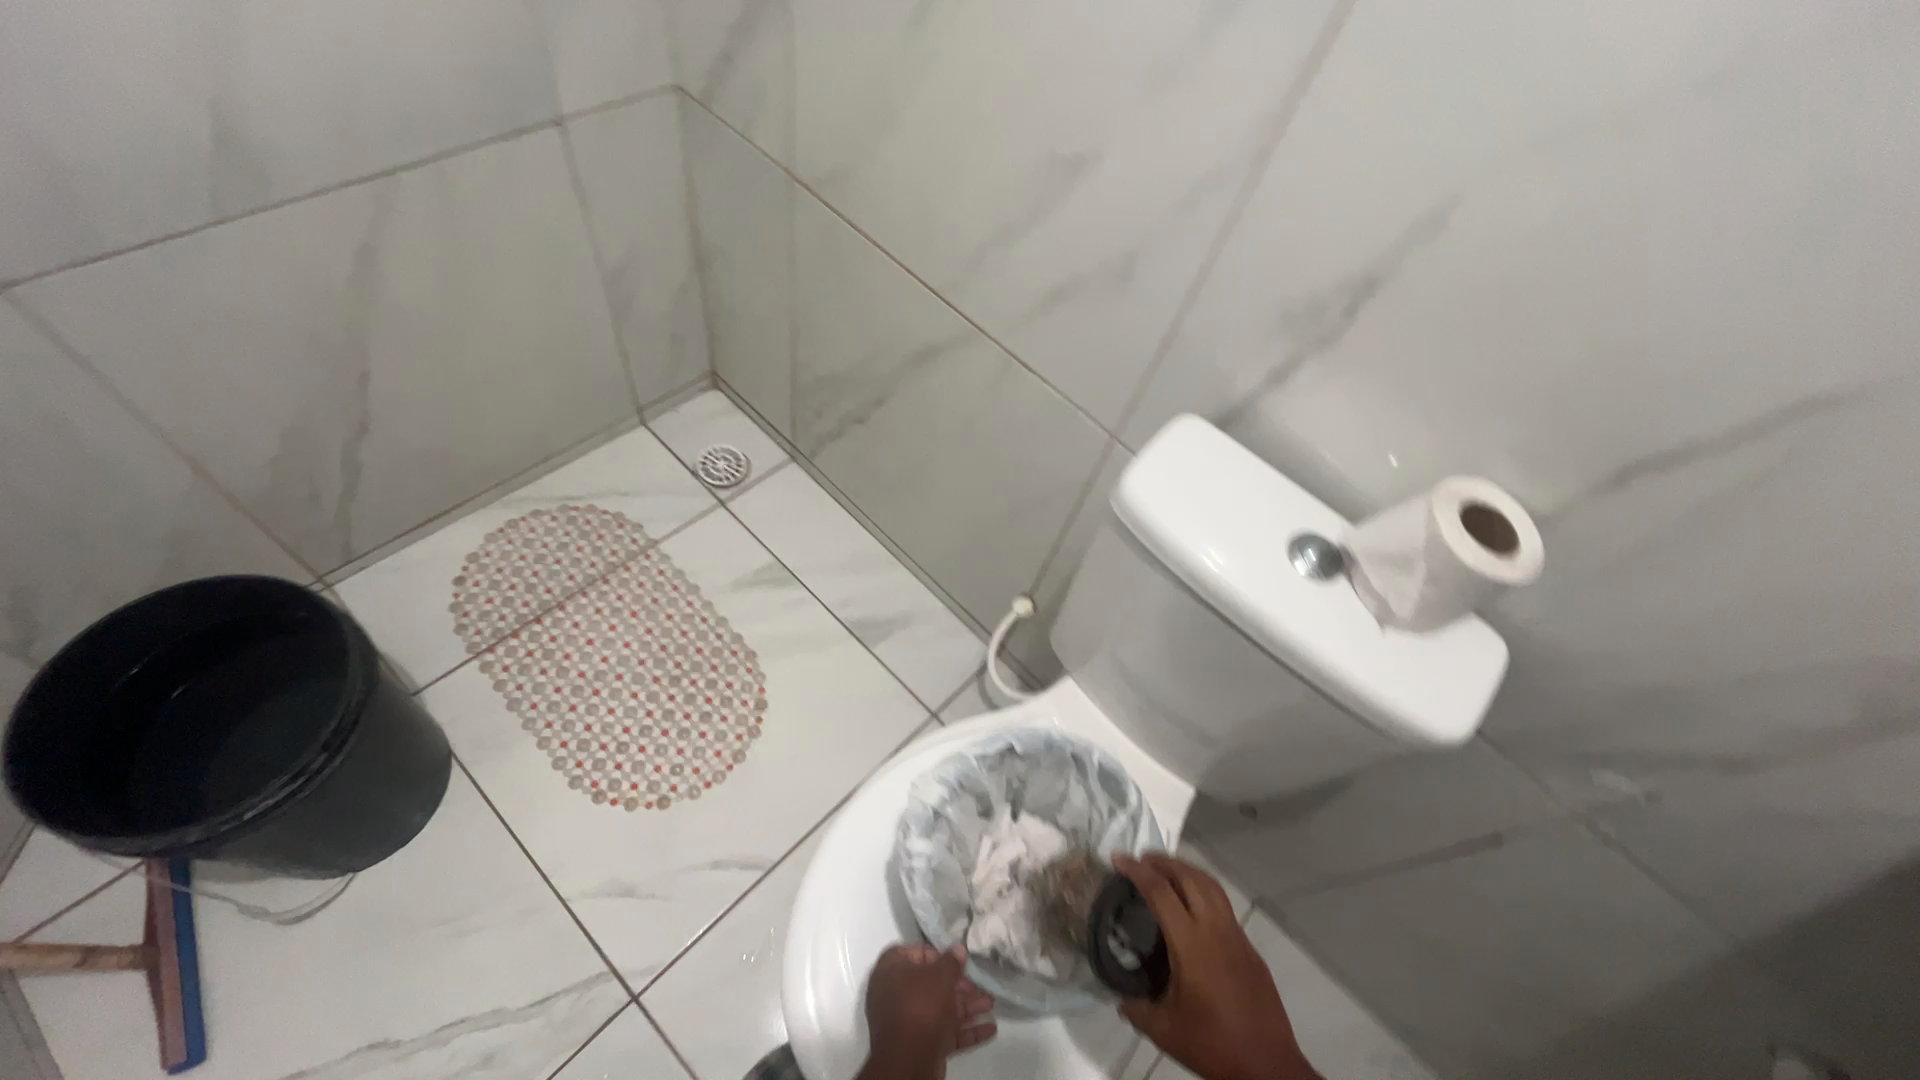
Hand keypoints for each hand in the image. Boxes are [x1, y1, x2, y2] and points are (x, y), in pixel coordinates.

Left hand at [858, 944, 997, 1079]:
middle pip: (930, 983)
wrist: (909, 1060)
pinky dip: (966, 1030)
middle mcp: (896, 995)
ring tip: (990, 1004)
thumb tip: (958, 949)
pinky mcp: (921, 1044)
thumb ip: (951, 961)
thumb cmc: (921, 1005)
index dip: (934, 953)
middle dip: (958, 985)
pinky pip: (944, 1032)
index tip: (953, 959)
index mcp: (890, 972)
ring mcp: (907, 1021)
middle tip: (978, 984)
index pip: (910, 953)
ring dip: (967, 1006)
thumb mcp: (940, 975)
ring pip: (940, 1008)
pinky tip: (990, 1028)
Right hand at [1113, 854, 1320, 1079]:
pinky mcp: (1250, 950)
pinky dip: (1204, 891)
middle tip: (1140, 860)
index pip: (1160, 892)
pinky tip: (1193, 908)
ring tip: (1166, 871)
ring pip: (1212, 887)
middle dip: (1163, 862)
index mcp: (1191, 943)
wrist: (1268, 1066)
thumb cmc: (1213, 1044)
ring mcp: (1237, 937)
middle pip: (1189, 877)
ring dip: (1186, 871)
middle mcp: (1216, 930)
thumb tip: (1121, 999)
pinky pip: (1224, 906)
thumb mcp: (1164, 1030)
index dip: (1137, 871)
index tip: (1118, 858)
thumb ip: (1137, 1009)